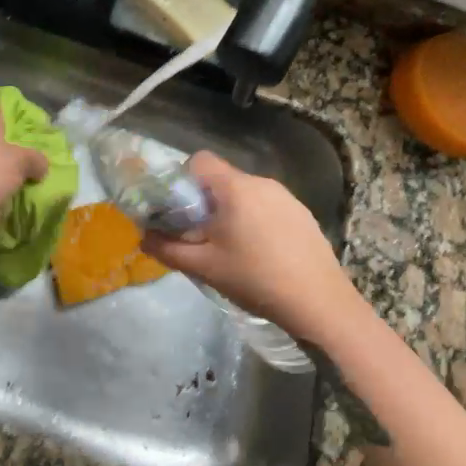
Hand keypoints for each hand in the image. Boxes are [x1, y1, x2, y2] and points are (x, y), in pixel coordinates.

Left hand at [0, 101, 48, 243]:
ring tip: (50, 170)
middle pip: (10, 134)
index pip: (5, 104)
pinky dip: (18, 184)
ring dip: (25, 166)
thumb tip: (42, 166)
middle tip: (52, 148)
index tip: (42, 119)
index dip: (23, 109)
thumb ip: (38, 158)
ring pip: (9, 159)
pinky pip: (6, 180)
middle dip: (29, 142)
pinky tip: (38, 187)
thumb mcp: (22, 158)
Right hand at [141, 151, 367, 344]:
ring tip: (231, 249)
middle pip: (222, 179)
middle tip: (200, 235)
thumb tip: (143, 238)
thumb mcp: (204, 267)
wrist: (321, 305)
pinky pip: (267, 207)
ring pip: (245, 194)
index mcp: (235, 188)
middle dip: (205, 202)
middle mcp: (261, 183)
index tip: (179, 210)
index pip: (199, 160)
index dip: (182, 180)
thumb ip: (167, 249)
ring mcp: (286, 197)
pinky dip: (255, 221)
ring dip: (231, 212)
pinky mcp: (303, 214)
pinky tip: (261, 255)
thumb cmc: (256, 280)